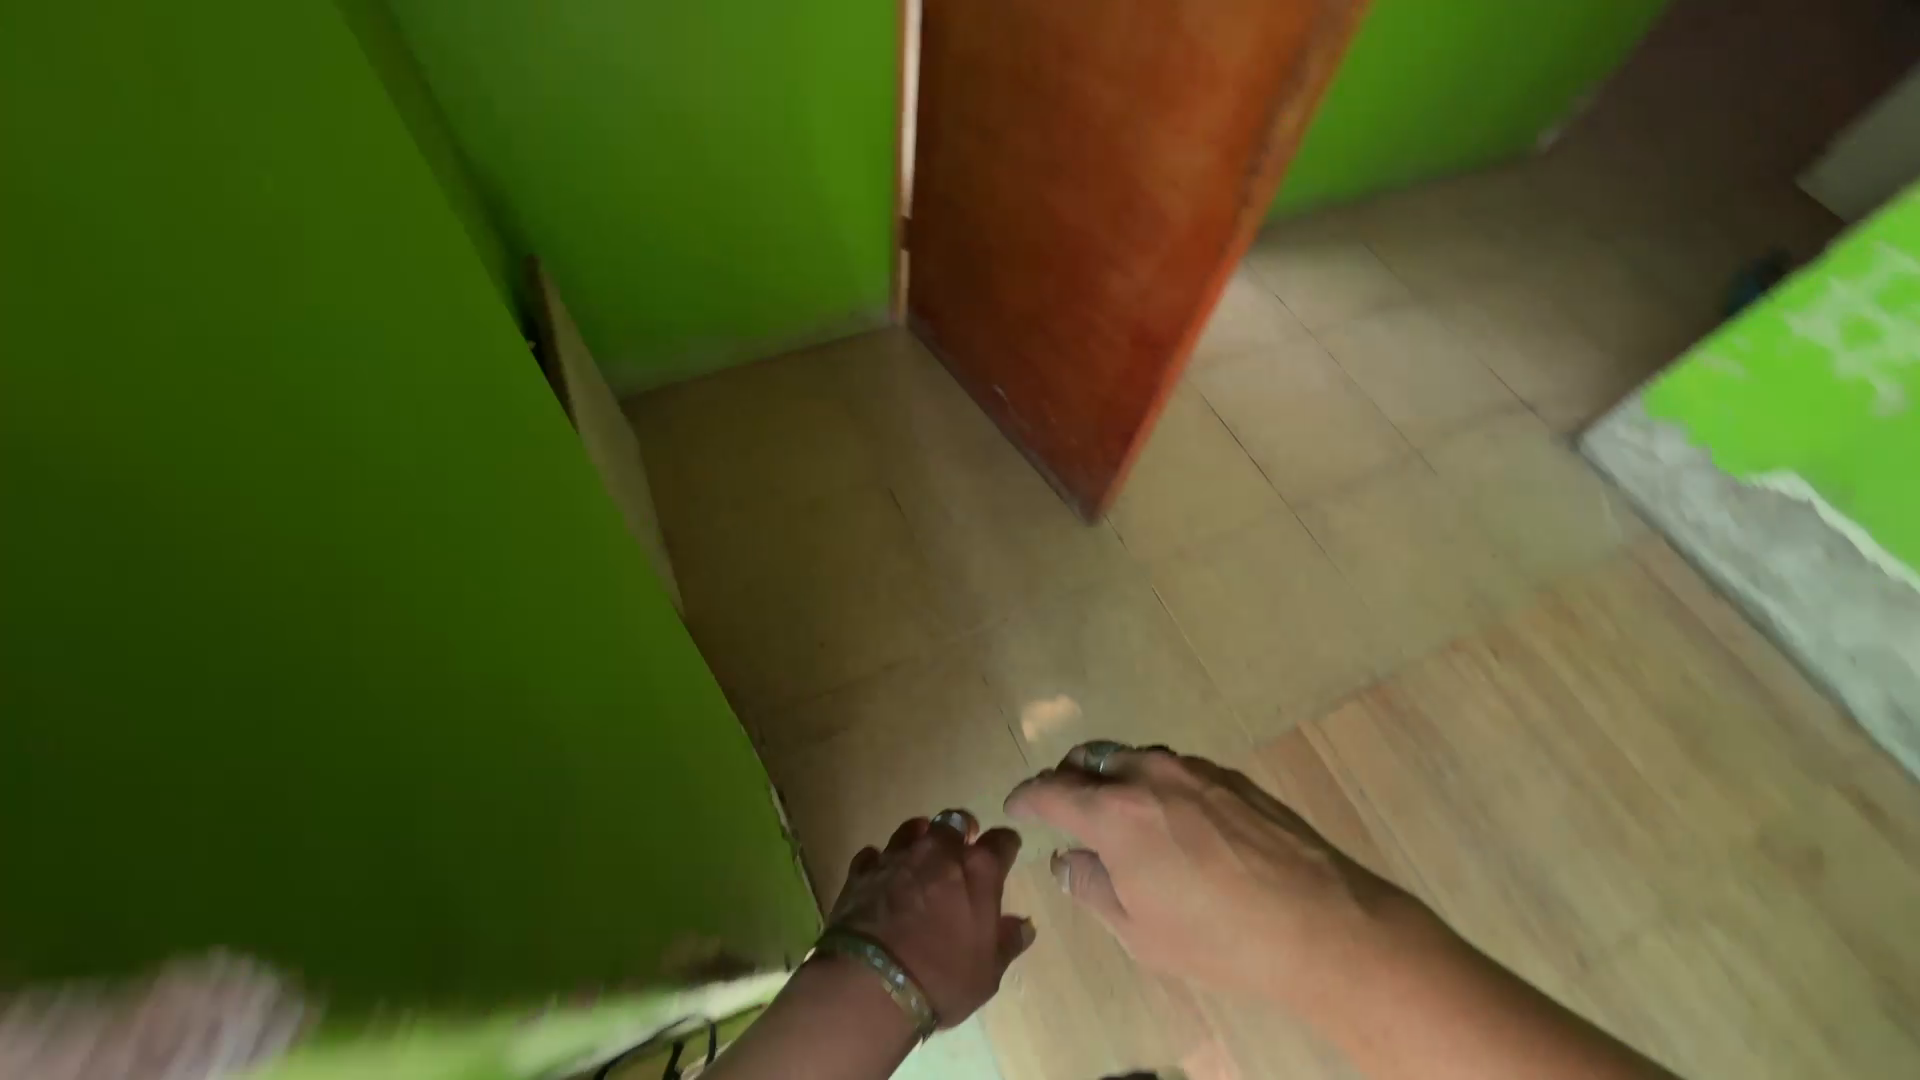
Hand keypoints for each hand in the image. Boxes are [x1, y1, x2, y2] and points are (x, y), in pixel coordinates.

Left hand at [827, 809, 1035, 1026]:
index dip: (1005, 846)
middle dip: (962, 831)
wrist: (871, 984)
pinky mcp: (863, 870)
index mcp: (978, 871)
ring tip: (921, 855)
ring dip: (921, 837)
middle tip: (962, 848)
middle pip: (955, 821)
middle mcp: (939, 851)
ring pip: (913, 828)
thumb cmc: (942, 978)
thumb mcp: (987, 972)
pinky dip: (881, 862)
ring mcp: (898, 856)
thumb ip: (1007, 942)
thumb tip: (1024, 926)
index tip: (1005, 852)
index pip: (1002, 841)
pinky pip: (874, 854)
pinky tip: (881, 876)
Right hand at [1003, 743, 1416, 1003]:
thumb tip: (1068, 859)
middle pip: (1087, 759)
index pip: (1050, 790)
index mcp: (1113, 812)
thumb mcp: (1137, 930)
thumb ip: (1091, 886)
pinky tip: (1171, 817)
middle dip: (1066, 779)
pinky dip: (1153, 782)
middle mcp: (1146, 775)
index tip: (1015, 805)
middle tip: (1064, 809)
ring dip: (1110, 776)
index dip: (1025, 797)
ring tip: (1117, 810)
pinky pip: (1172, 767)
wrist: (1319, 923)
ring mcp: (1191, 769)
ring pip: (1131, 756)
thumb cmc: (1216, 938)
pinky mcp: (1228, 775)